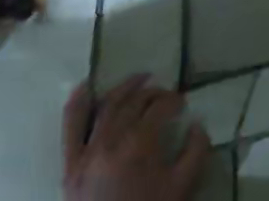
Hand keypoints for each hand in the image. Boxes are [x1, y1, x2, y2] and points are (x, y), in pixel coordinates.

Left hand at [63, 74, 209, 200]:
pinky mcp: (71, 166)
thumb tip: (198, 125)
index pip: (160, 108)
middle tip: (166, 95)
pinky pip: (70, 127)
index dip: (174, 101)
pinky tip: (86, 85)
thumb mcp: (181, 189)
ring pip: (107, 106)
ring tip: (140, 79)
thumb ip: (195, 153)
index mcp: (140, 144)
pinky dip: (77, 103)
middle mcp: (113, 139)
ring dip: (125, 87)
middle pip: (135, 102)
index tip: (182, 104)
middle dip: (154, 93)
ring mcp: (88, 151)